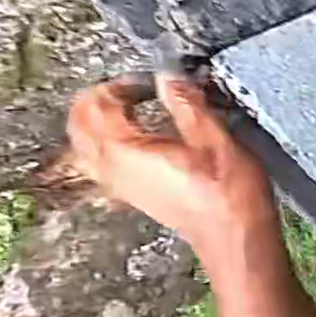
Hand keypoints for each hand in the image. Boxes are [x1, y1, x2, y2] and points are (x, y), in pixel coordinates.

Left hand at [66, 73, 276, 253]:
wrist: (235, 237)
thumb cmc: (228, 195)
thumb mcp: (215, 140)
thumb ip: (188, 105)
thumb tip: (171, 79)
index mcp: (123, 150)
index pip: (99, 103)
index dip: (122, 85)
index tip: (152, 81)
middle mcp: (110, 168)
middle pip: (80, 123)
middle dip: (101, 100)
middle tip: (135, 90)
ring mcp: (119, 185)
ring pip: (87, 144)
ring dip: (103, 122)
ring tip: (137, 111)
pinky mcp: (134, 195)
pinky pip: (104, 162)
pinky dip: (113, 143)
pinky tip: (144, 140)